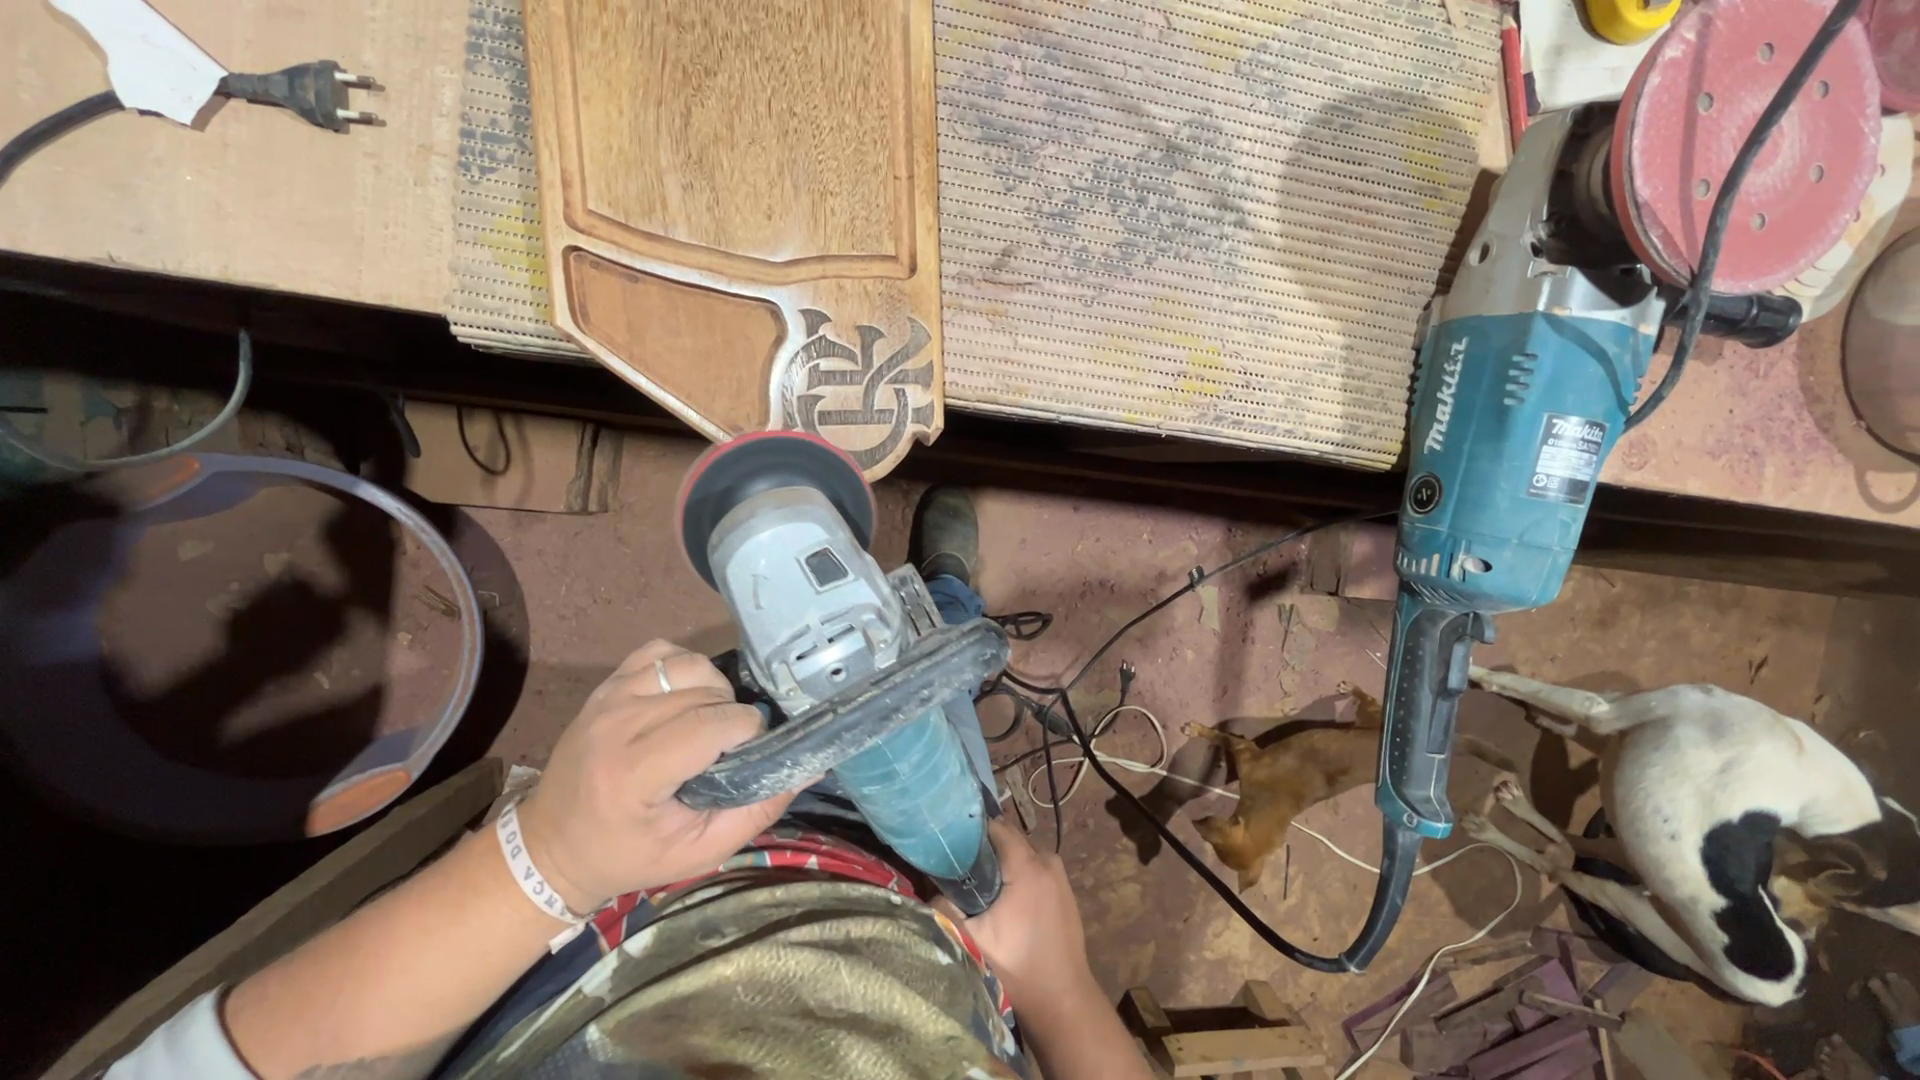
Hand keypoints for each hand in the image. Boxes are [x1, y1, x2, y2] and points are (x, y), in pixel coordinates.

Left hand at [513, 640, 796, 911]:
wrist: (553, 846)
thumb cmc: (629, 855)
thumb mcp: (699, 851)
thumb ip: (758, 808)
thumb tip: (811, 765)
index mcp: (635, 773)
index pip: (711, 724)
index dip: (746, 731)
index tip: (752, 751)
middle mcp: (617, 725)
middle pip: (705, 693)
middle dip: (733, 715)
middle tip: (732, 747)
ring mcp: (608, 698)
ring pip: (687, 664)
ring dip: (713, 688)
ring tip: (710, 720)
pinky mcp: (605, 685)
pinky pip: (659, 651)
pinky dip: (684, 666)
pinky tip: (686, 696)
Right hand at [936, 818, 1098, 1007]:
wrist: (1063, 1001)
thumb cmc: (1018, 968)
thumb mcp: (973, 940)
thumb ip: (946, 909)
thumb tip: (928, 889)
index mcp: (1028, 866)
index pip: (995, 827)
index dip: (970, 832)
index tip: (948, 842)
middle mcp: (1048, 862)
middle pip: (1008, 840)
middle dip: (983, 851)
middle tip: (957, 868)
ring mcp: (1060, 877)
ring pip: (1021, 856)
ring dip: (1001, 866)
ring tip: (976, 887)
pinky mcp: (1064, 893)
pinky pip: (1034, 871)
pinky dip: (1017, 878)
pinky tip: (1001, 902)